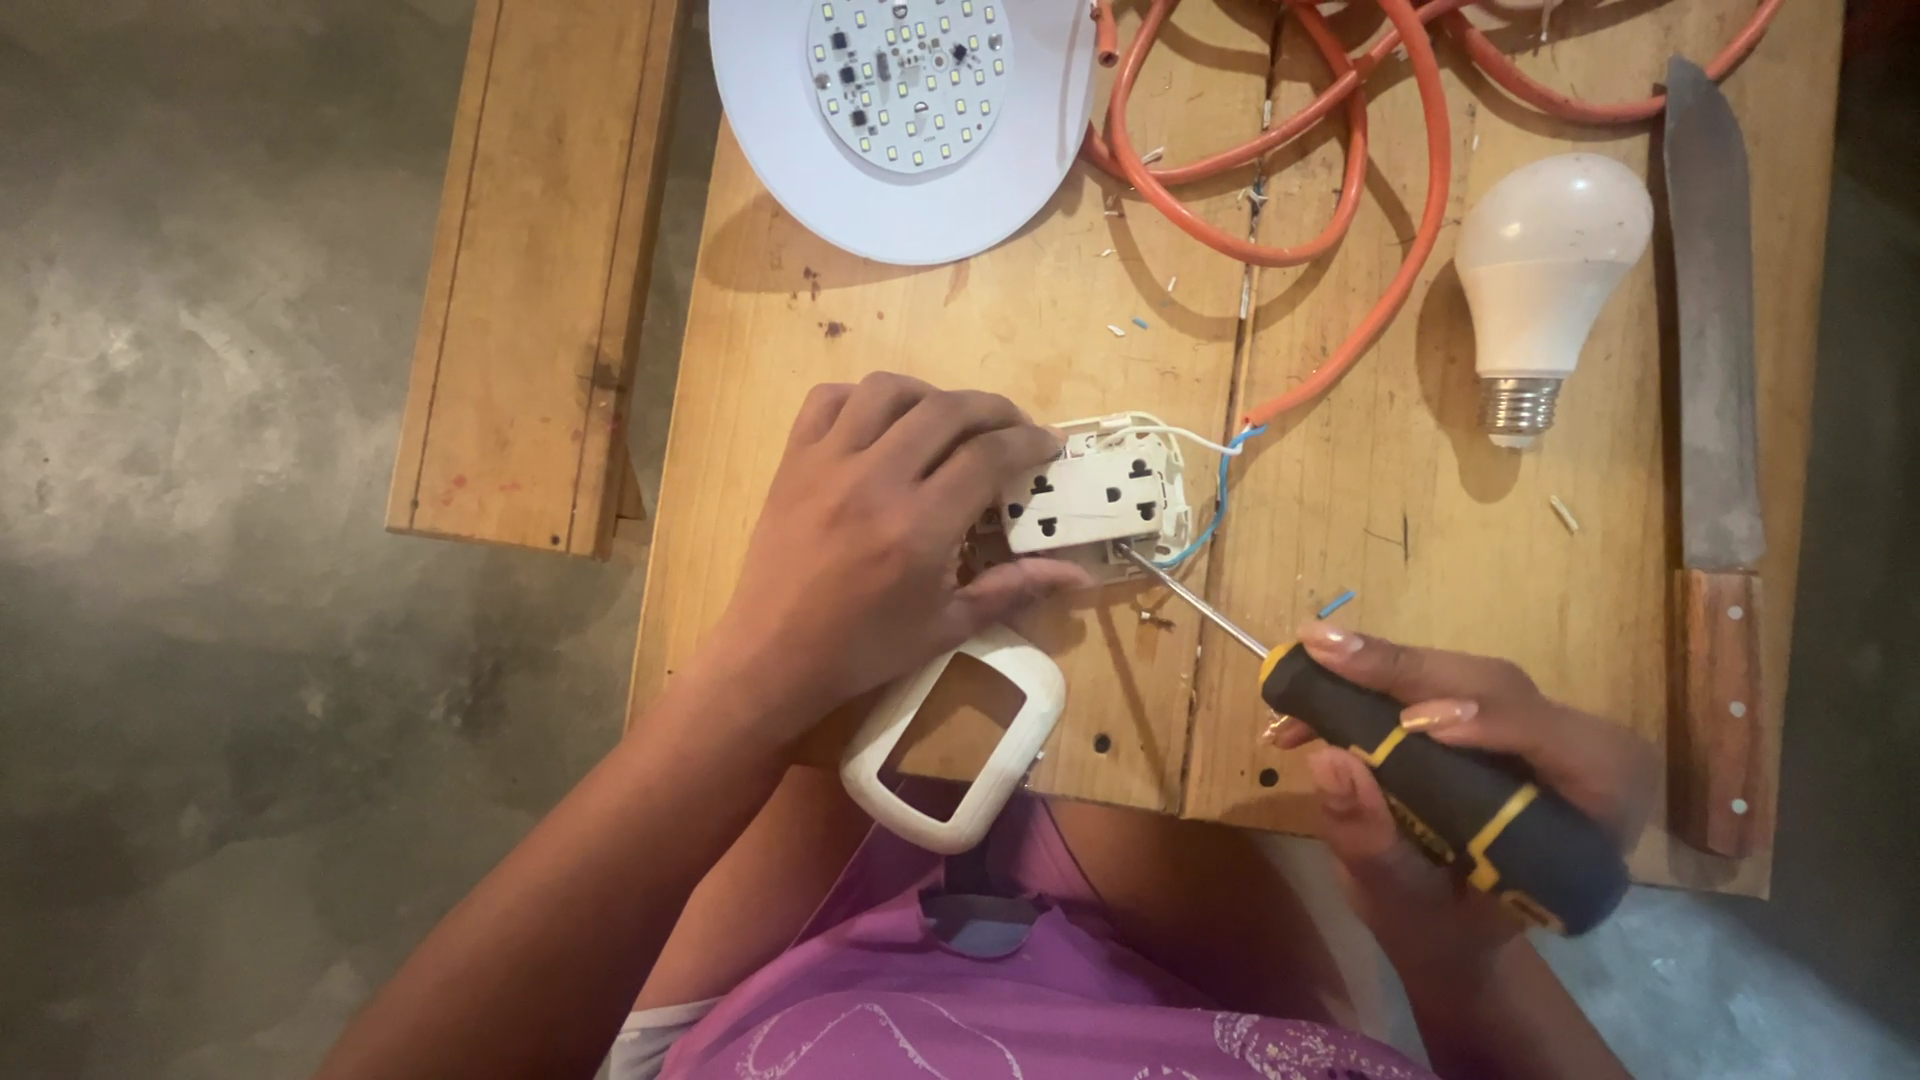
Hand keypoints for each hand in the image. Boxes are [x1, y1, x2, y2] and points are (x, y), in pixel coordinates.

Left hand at [694, 373, 1093, 738]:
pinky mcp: (793, 460)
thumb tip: (1078, 574)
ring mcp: (828, 463)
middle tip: (1013, 427)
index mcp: (919, 527)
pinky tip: (881, 422)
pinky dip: (862, 398)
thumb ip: (1014, 589)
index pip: (988, 456)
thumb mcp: (948, 625)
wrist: (774, 655)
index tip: (1047, 445)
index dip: (1028, 442)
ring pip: (889, 391)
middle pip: (948, 410)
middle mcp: (876, 480)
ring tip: (949, 419)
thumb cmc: (865, 648)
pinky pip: (828, 399)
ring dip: (931, 395)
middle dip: (995, 409)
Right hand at [1269, 622, 1656, 984]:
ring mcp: (1517, 728)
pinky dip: (1364, 678)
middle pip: (1502, 689)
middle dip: (1409, 671)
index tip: (1413, 722)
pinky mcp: (1472, 713)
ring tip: (1308, 660)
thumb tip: (1328, 760)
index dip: (1502, 723)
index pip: (1577, 754)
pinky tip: (1309, 686)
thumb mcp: (1399, 898)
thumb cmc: (1436, 923)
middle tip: (1325, 652)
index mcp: (1586, 823)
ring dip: (1379, 667)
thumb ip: (1372, 840)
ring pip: (1459, 674)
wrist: (1437, 920)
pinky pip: (1425, 679)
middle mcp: (1566, 761)